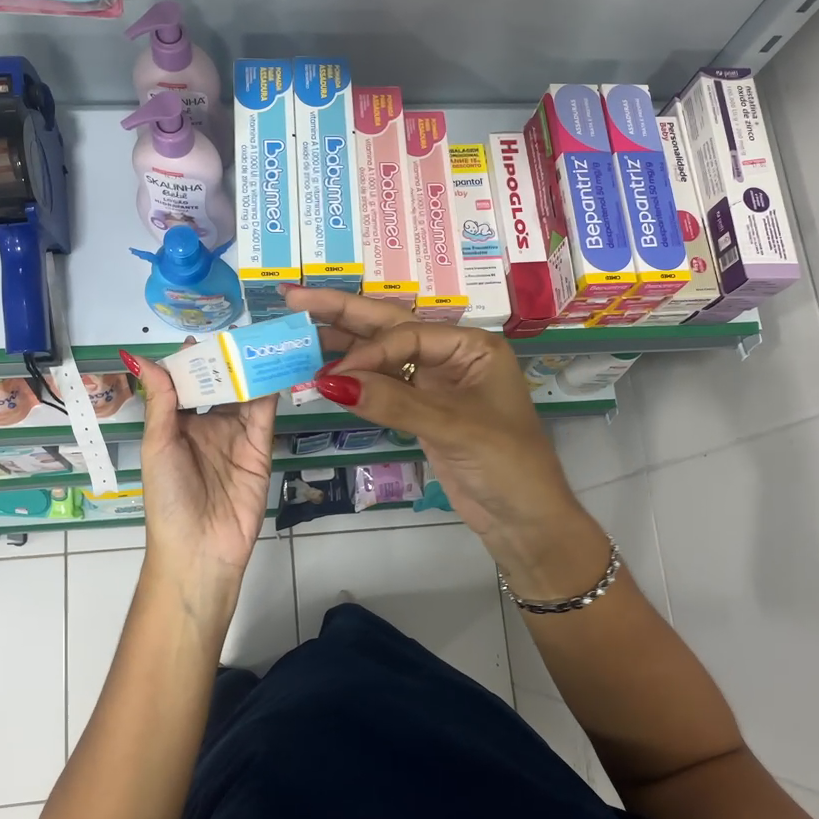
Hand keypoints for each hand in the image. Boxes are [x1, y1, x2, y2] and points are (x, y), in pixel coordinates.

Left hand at [120, 348, 276, 606]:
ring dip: (249, 370)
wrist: (200, 549)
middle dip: (226, 360)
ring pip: (244, 395)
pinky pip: (265, 414)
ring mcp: (235, 437)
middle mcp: (207, 428)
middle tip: (239, 330)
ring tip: (260, 339)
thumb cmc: (168, 500)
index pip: (185, 385)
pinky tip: (275, 365)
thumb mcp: (158, 447)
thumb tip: (146, 358)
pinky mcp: (260, 449)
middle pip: (218, 385)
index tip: (201, 335)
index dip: (192, 361)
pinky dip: (270, 390)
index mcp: (177, 427)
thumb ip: (161, 402)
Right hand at [281, 287, 590, 574]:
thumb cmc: (507, 464)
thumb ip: (392, 402)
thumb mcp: (453, 428)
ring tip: (298, 332)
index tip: (332, 375)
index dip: (368, 352)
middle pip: (390, 328)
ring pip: (383, 357)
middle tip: (293, 298)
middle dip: (342, 314)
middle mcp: (452, 357)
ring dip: (343, 347)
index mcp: (472, 346)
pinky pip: (383, 388)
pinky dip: (356, 384)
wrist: (525, 519)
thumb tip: (329, 382)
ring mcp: (435, 384)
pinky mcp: (423, 412)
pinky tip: (325, 376)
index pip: (407, 335)